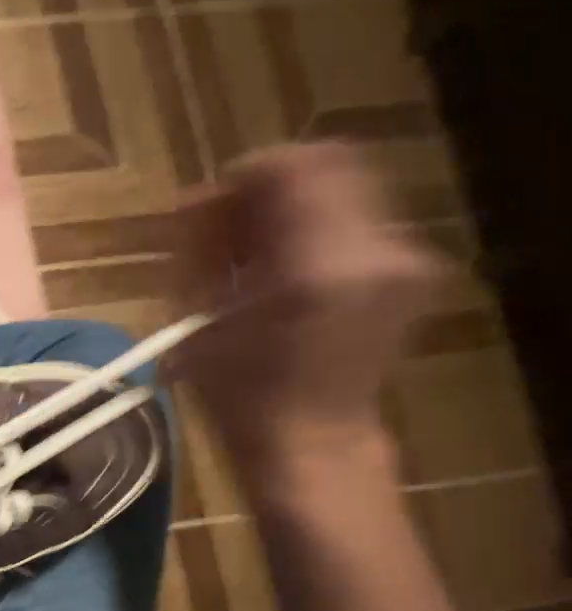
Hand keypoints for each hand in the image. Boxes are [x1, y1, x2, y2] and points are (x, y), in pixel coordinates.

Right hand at [168, 143, 443, 475]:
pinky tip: (278, 272)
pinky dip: (312, 233)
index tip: (200, 208)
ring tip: (245, 257)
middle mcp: (376, 250)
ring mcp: (405, 259)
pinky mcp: (410, 272)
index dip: (241, 176)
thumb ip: (206, 252)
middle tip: (218, 231)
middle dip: (262, 192)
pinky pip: (356, 224)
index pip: (292, 169)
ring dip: (286, 212)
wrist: (313, 442)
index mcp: (317, 267)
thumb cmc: (240, 396)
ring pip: (342, 193)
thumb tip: (199, 206)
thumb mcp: (202, 321)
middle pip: (325, 170)